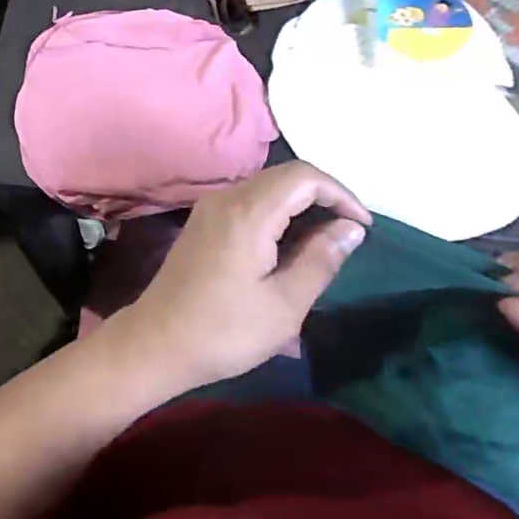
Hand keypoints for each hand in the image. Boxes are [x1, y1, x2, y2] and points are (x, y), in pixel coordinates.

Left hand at [113, 162, 371, 390]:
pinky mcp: (204, 220)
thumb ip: (321, 260)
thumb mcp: (284, 305)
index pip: (304, 177)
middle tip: (350, 231)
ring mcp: (212, 206)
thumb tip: (352, 228)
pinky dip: (278, 212)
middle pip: (286, 176)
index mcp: (248, 212)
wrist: (156, 343)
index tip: (362, 226)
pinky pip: (250, 201)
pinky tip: (290, 244)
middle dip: (324, 196)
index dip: (340, 193)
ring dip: (301, 204)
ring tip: (327, 240)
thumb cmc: (223, 331)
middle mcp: (228, 197)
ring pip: (268, 186)